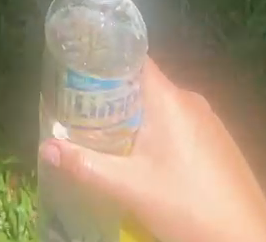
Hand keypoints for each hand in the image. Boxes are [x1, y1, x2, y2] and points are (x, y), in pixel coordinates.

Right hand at [40, 60, 265, 241]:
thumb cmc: (188, 207)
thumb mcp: (130, 188)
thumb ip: (85, 165)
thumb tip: (45, 147)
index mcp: (168, 98)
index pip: (130, 57)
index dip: (101, 57)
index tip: (75, 66)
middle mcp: (190, 100)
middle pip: (141, 84)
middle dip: (110, 95)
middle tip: (80, 111)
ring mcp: (210, 123)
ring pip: (160, 107)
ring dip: (134, 117)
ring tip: (107, 137)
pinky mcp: (221, 145)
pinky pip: (179, 125)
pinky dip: (158, 134)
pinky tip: (147, 161)